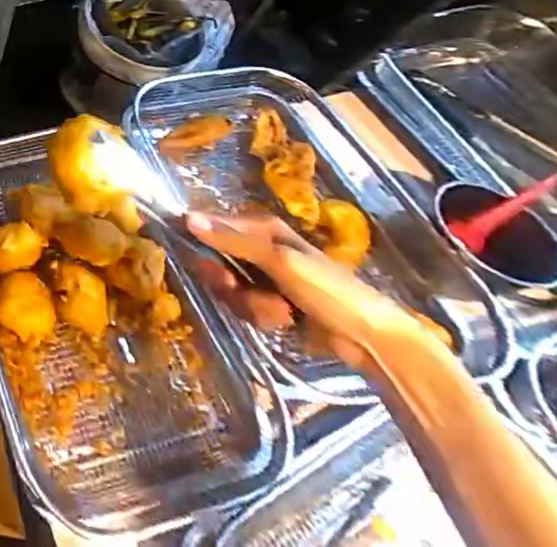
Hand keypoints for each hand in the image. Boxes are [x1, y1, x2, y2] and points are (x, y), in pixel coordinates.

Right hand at [183, 212, 436, 366]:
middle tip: (240, 288)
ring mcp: (263, 277)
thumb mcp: (278, 260)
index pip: (211, 224)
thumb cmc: (329, 289)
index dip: (199, 241)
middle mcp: (257, 247)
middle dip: (229, 283)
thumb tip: (187, 218)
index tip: (198, 261)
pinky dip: (261, 317)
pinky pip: (244, 306)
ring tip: (279, 312)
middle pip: (215, 260)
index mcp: (260, 227)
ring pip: (230, 288)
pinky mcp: (269, 303)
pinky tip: (284, 321)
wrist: (369, 339)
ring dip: (250, 304)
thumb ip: (233, 240)